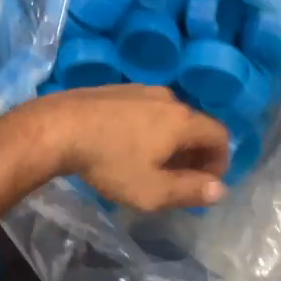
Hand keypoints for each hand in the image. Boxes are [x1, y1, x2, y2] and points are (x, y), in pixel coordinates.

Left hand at [19, 86, 230, 211]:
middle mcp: (166, 97)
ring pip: (169, 116)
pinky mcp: (117, 89)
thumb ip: (190, 191)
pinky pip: (147, 109)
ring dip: (170, 142)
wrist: (60, 127)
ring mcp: (140, 89)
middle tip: (178, 181)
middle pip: (194, 124)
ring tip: (151, 166)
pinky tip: (126, 147)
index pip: (220, 135)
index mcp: (182, 119)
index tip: (202, 185)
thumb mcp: (153, 190)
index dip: (219, 163)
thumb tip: (220, 188)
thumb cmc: (111, 162)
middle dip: (194, 154)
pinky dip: (150, 129)